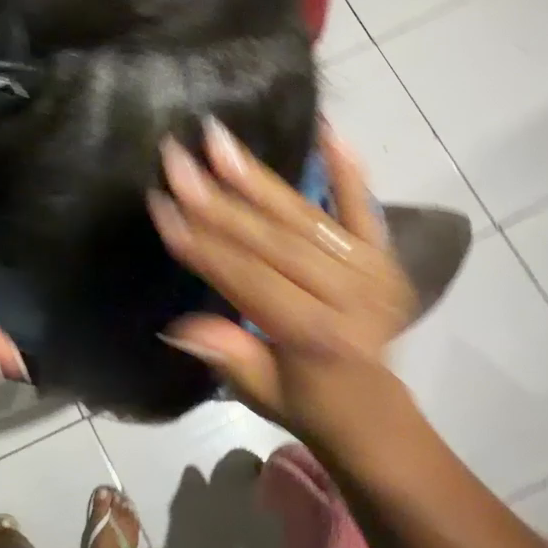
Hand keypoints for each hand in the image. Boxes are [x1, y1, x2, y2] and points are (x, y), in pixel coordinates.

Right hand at [146, 116, 415, 437]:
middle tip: (177, 160)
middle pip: (273, 240)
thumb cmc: (308, 406)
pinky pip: (364, 209)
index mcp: (316, 335)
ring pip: (304, 218)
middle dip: (218, 200)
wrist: (376, 415)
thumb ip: (230, 355)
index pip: (248, 278)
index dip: (204, 244)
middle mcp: (349, 295)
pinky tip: (327, 132)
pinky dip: (348, 170)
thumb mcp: (261, 394)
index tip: (163, 206)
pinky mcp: (385, 257)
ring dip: (258, 177)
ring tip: (218, 141)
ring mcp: (372, 271)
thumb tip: (178, 325)